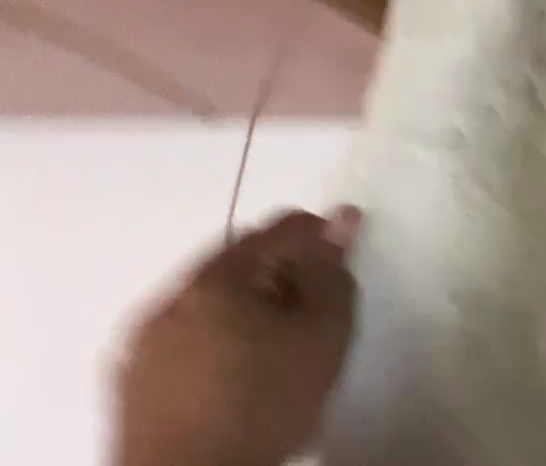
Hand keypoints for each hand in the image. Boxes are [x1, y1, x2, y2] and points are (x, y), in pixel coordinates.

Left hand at [115, 208, 361, 465]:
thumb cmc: (268, 402)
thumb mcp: (326, 328)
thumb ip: (333, 267)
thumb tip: (342, 217)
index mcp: (216, 281)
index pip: (282, 228)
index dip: (321, 237)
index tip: (342, 265)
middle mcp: (169, 299)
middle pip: (242, 255)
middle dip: (282, 268)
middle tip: (312, 305)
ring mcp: (141, 339)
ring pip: (212, 292)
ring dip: (249, 298)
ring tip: (277, 337)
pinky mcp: (130, 374)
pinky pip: (188, 325)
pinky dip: (220, 326)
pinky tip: (240, 362)